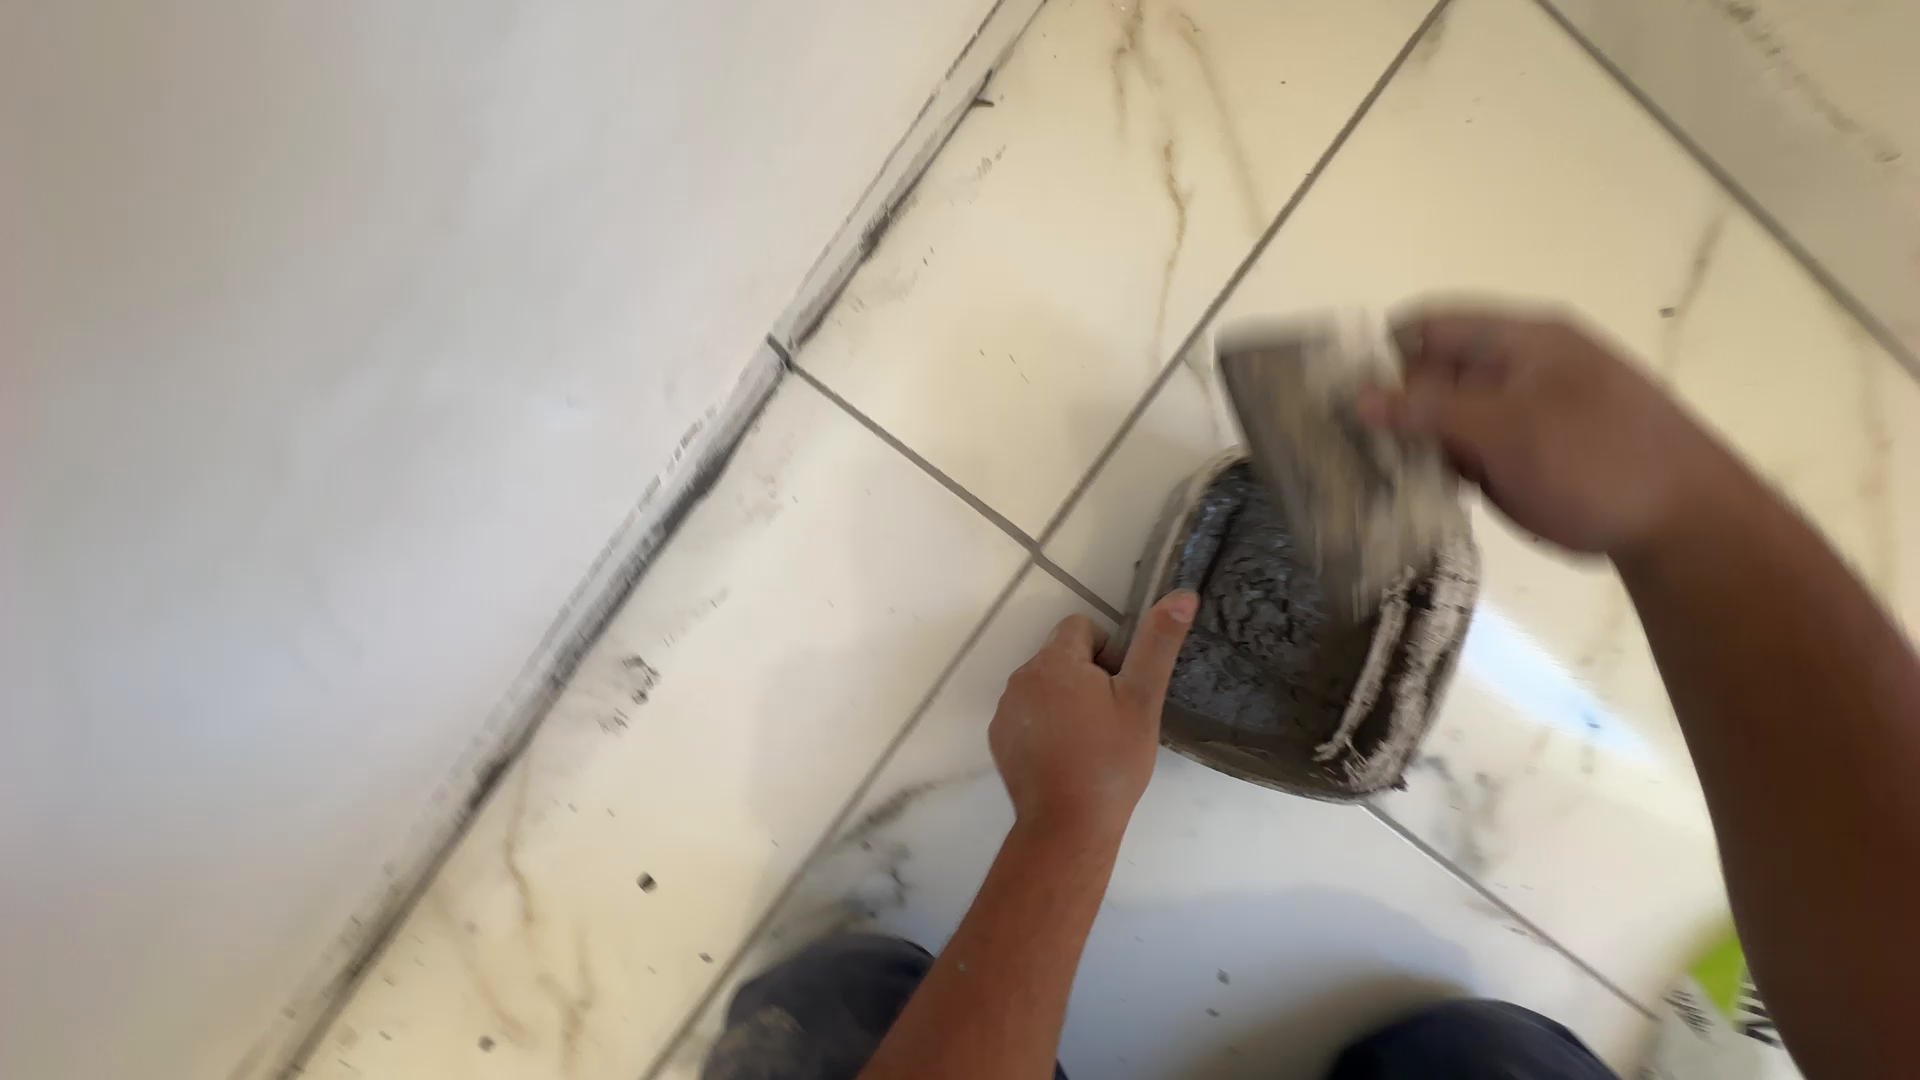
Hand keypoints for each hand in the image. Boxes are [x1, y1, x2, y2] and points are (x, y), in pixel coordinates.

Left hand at [988, 590, 1198, 840]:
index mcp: (1054, 661)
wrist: (1067, 826)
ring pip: (1044, 685)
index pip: (1081, 627)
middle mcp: (1022, 676)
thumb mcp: (1142, 700)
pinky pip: (1027, 713)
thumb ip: (1158, 644)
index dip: (1107, 652)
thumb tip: (1182, 595)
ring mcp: (1006, 708)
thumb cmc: (1110, 761)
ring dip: (1066, 700)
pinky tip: (1065, 757)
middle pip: (1061, 655)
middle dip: (1087, 676)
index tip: (1119, 689)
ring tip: (1089, 741)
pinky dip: (1045, 724)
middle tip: (1110, 719)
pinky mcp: (999, 737)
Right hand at [1360, 307, 1741, 557]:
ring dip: (1400, 439)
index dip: (1380, 351)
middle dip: (1383, 402)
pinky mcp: (1507, 455)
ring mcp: (1508, 415)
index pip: (1428, 326)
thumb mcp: (1506, 429)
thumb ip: (1427, 410)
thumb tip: (1356, 397)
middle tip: (1340, 441)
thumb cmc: (1596, 460)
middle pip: (1424, 372)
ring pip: (1433, 416)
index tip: (1338, 392)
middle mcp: (1508, 371)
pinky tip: (1396, 488)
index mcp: (1518, 341)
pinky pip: (1450, 451)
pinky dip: (1423, 466)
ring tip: (1357, 469)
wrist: (1679, 524)